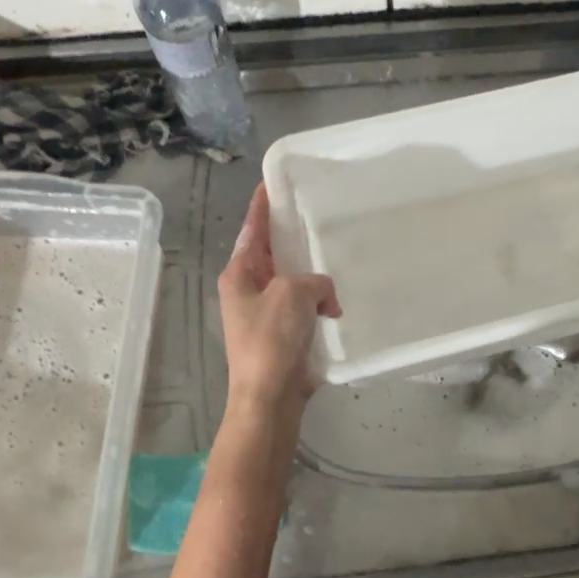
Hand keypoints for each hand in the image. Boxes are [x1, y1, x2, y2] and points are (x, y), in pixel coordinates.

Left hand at [218, 184, 341, 410]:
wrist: (270, 396)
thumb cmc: (272, 340)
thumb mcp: (293, 294)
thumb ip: (314, 280)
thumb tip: (325, 298)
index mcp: (239, 273)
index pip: (253, 227)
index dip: (263, 203)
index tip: (273, 180)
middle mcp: (249, 289)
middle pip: (274, 252)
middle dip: (294, 236)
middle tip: (318, 212)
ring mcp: (266, 313)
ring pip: (294, 280)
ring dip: (313, 275)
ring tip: (336, 255)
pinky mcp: (285, 334)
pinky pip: (306, 307)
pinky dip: (321, 304)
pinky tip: (339, 306)